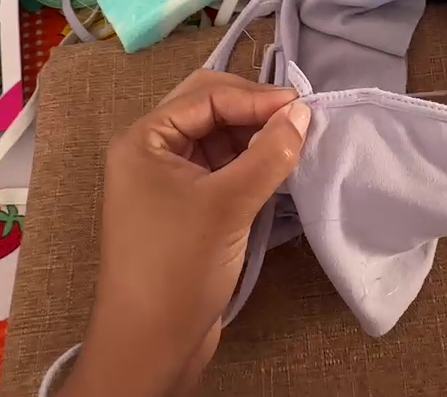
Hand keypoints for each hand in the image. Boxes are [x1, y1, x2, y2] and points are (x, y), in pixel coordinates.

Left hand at [63, 71, 309, 396]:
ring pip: (219, 136)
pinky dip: (249, 161)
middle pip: (210, 108)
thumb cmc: (178, 268)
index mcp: (145, 138)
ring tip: (293, 142)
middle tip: (296, 119)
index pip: (207, 96)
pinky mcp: (185, 204)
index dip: (255, 97)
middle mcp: (152, 149)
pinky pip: (221, 165)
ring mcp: (167, 178)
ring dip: (254, 135)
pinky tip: (277, 166)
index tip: (301, 107)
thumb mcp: (228, 205)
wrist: (149, 350)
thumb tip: (301, 113)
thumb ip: (268, 154)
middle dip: (253, 110)